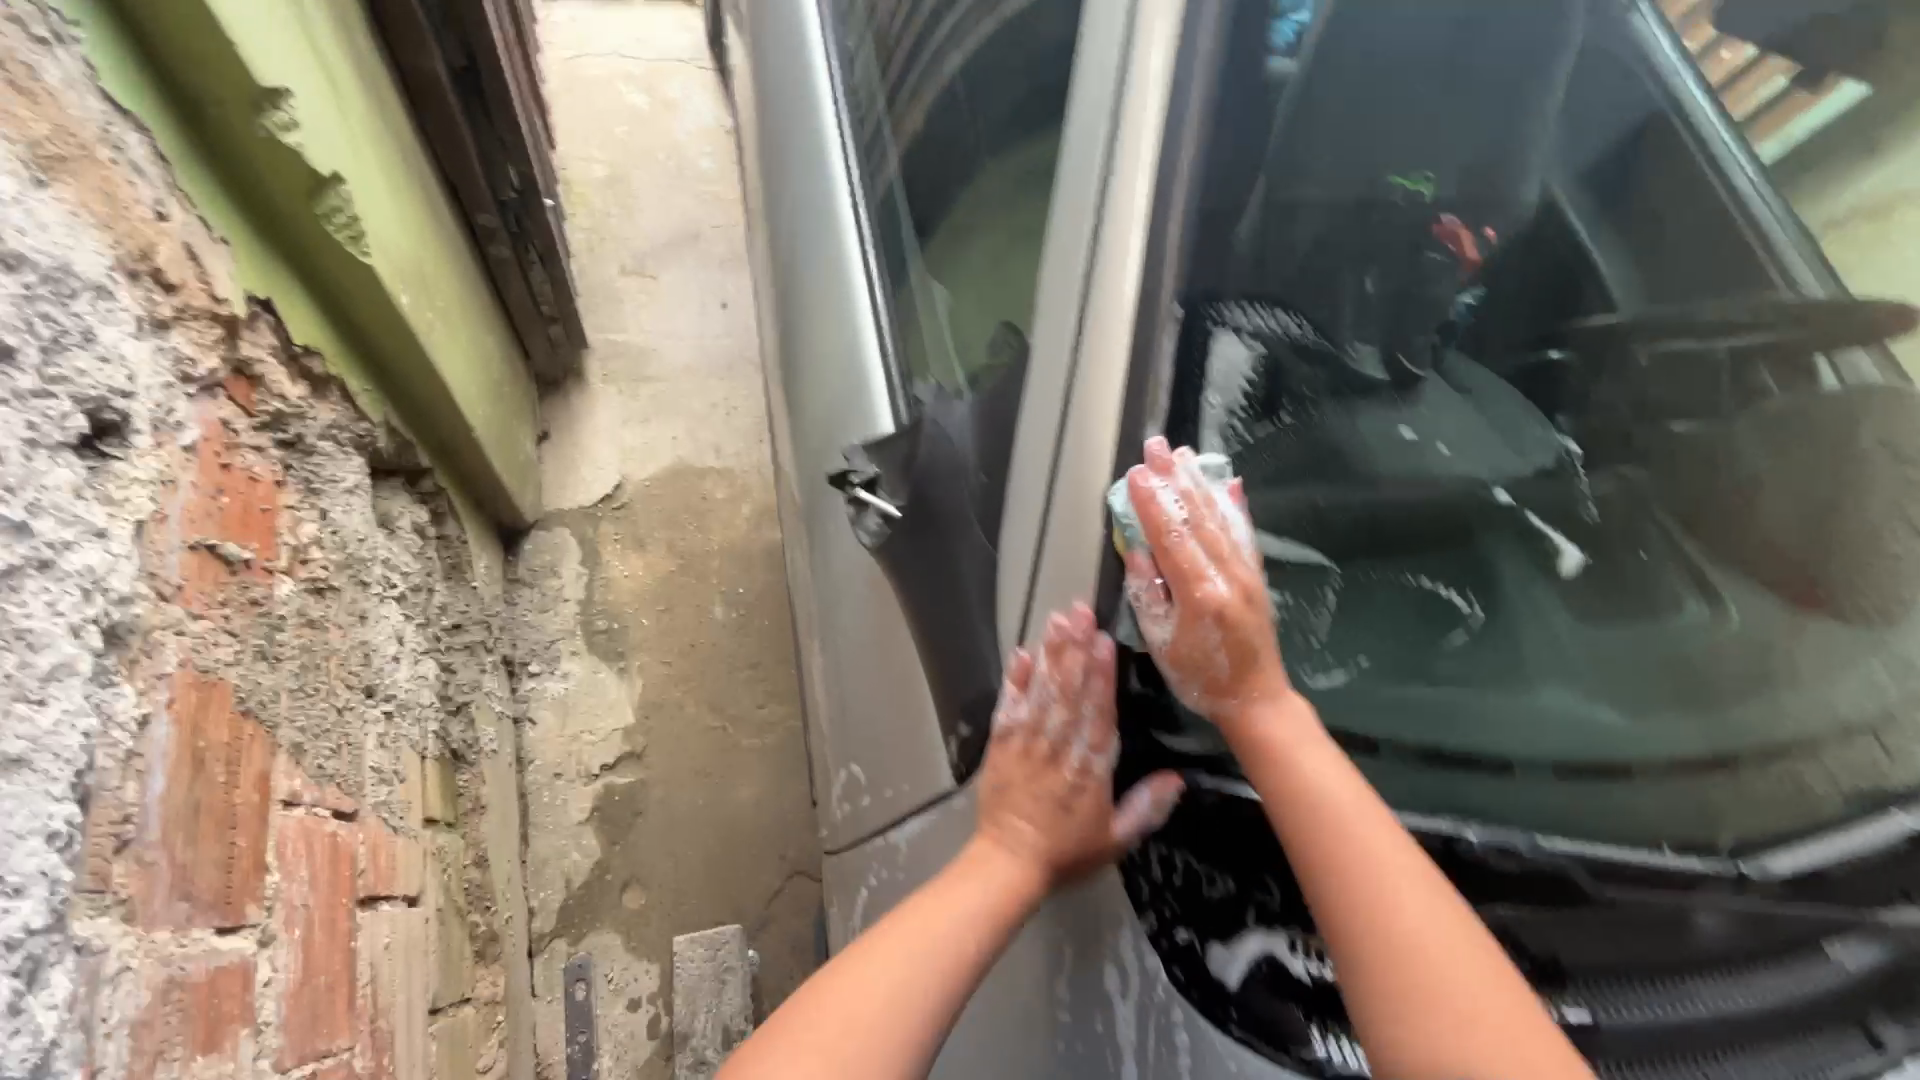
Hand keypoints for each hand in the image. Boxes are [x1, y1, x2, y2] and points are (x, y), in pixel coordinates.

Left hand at [974, 602, 1184, 889]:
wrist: (1008, 863)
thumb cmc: (1067, 851)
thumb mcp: (1116, 839)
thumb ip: (1147, 807)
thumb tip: (1179, 777)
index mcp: (1089, 767)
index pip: (1098, 713)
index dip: (1102, 676)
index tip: (1105, 641)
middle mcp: (1058, 747)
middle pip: (1069, 691)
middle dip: (1075, 648)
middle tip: (1080, 611)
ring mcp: (1026, 742)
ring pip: (1041, 691)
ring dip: (1050, 654)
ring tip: (1058, 620)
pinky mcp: (1000, 744)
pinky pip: (1008, 707)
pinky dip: (1015, 680)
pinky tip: (1022, 653)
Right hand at [1123, 437, 1295, 728]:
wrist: (1255, 697)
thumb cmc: (1199, 675)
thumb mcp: (1160, 642)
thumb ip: (1147, 593)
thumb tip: (1137, 549)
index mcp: (1200, 592)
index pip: (1170, 536)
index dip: (1151, 503)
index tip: (1135, 473)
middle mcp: (1227, 573)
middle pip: (1196, 517)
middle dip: (1173, 479)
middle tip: (1157, 445)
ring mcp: (1247, 571)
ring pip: (1220, 518)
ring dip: (1199, 483)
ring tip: (1184, 454)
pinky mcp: (1256, 574)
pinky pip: (1243, 531)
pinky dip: (1233, 505)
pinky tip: (1228, 484)